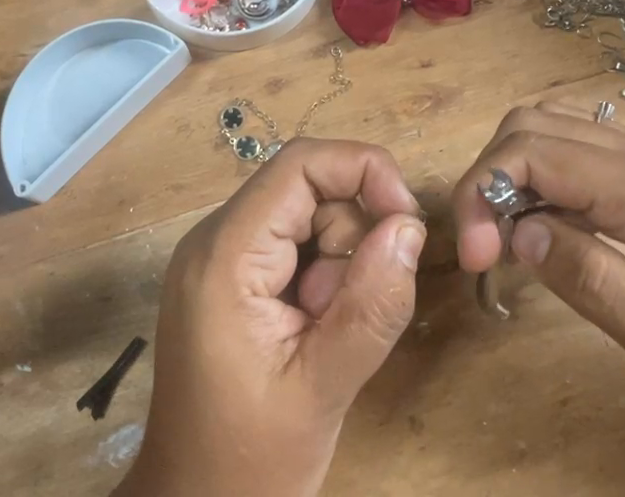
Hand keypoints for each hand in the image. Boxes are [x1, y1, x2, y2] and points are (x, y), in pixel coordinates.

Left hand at [118, 139, 425, 496]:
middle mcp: (214, 238)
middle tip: (344, 314)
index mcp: (225, 253)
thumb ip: (371, 306)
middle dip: (350, 237)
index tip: (407, 224)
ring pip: (305, 218)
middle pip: (307, 189)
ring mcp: (218, 257)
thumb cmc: (249, 460)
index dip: (364, 172)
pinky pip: (292, 248)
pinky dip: (319, 280)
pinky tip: (310, 332)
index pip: (301, 163)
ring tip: (320, 335)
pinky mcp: (228, 278)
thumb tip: (409, 226)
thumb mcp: (323, 387)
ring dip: (336, 265)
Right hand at [452, 102, 624, 463]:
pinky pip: (588, 154)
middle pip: (535, 125)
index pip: (532, 153)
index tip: (474, 259)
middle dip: (489, 176)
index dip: (483, 193)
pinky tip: (553, 234)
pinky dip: (547, 180)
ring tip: (510, 243)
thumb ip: (596, 284)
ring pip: (558, 129)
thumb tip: (519, 232)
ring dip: (514, 174)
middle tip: (484, 250)